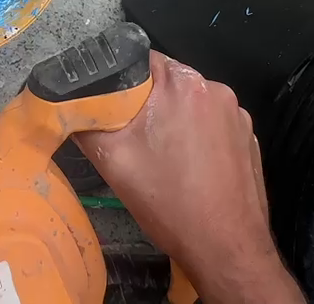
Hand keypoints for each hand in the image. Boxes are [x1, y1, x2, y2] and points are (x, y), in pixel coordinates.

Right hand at [75, 52, 304, 303]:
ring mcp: (237, 114)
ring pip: (188, 103)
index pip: (139, 59)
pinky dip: (197, 137)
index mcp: (182, 82)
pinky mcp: (248, 138)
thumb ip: (84, 120)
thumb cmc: (171, 204)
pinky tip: (188, 167)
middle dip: (146, 103)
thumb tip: (64, 102)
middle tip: (134, 138)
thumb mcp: (112, 160)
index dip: (120, 81)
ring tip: (162, 156)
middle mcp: (215, 88)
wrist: (227, 254)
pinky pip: (211, 123)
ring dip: (173, 119)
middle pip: (164, 81)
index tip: (112, 107)